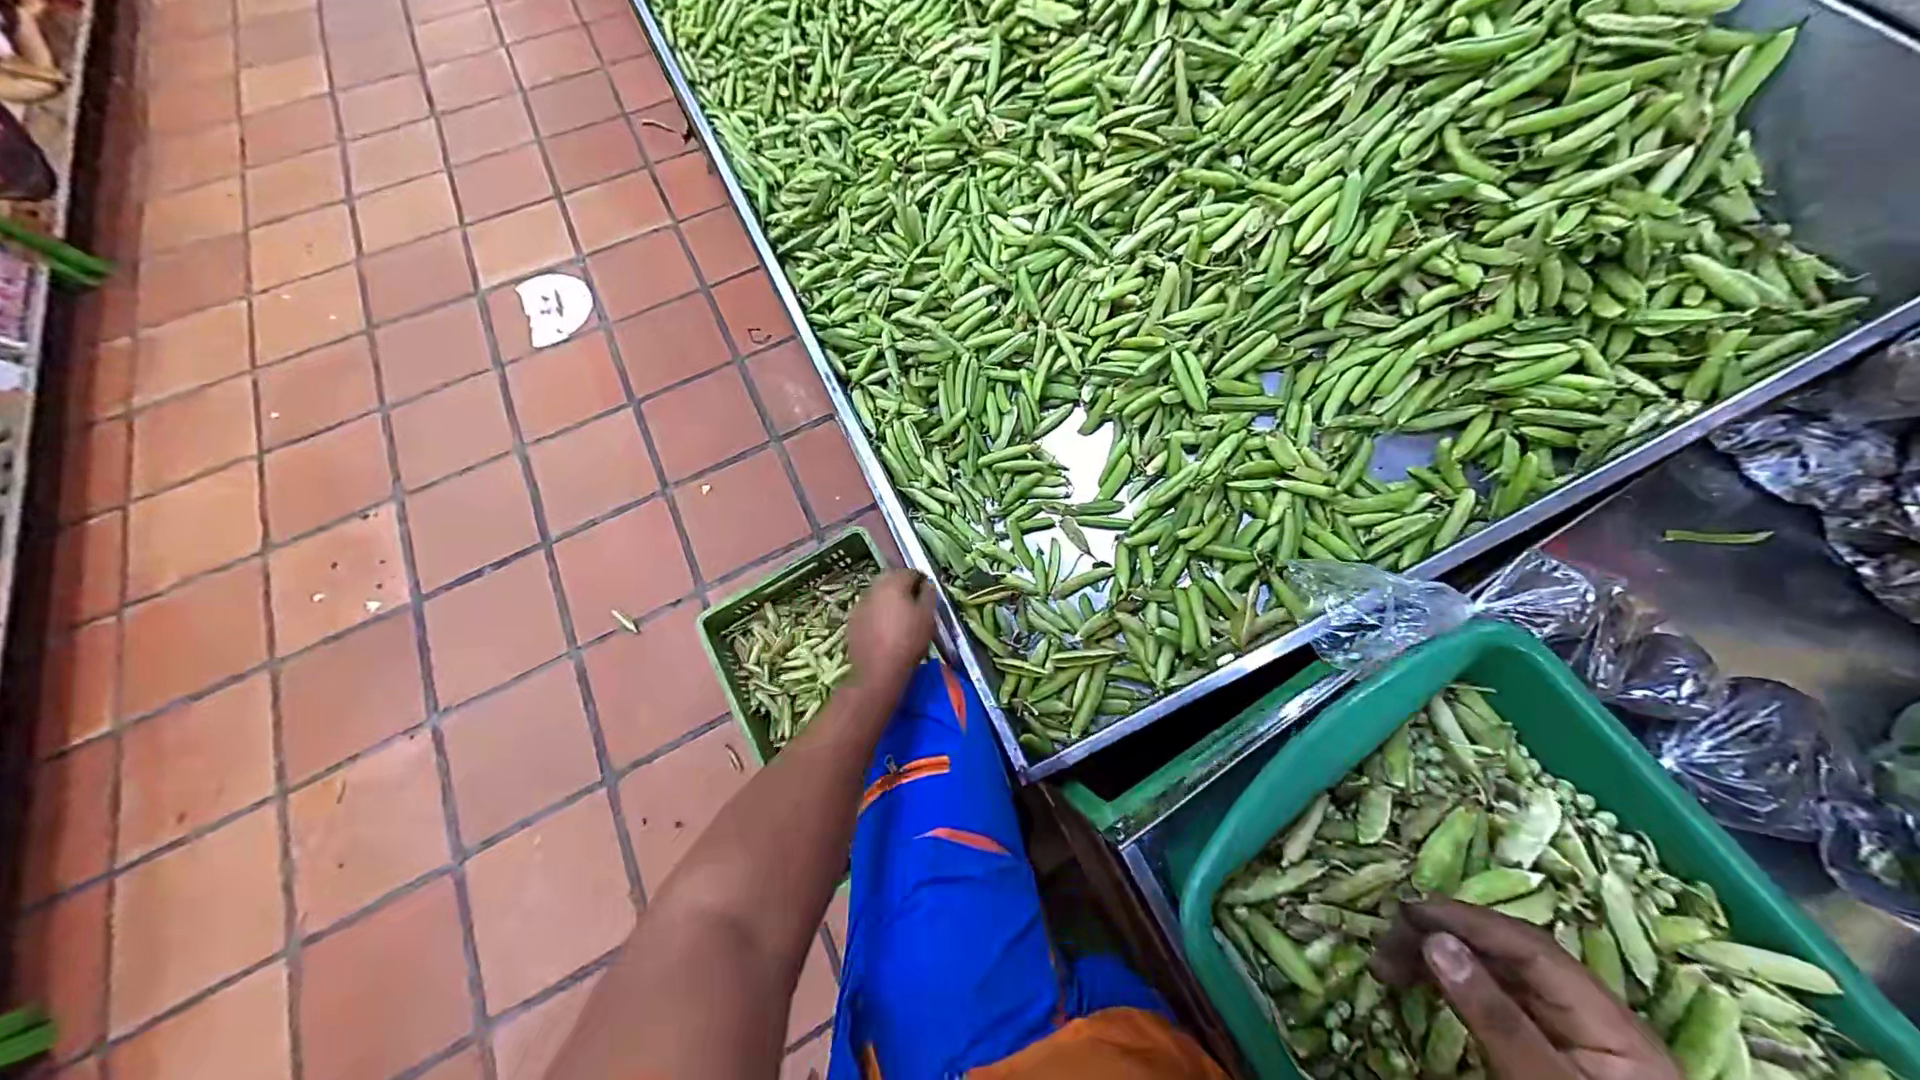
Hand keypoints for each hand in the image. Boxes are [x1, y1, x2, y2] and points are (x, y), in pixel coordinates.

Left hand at [845, 569, 933, 689]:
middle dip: (903, 588)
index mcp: (893, 583)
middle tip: (915, 605)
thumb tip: (927, 584)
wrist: (878, 671)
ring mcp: (859, 604)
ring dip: (888, 601)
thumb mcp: (927, 616)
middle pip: (891, 580)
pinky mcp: (852, 621)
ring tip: (900, 619)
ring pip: (878, 595)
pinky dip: (877, 614)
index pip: (910, 572)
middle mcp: (873, 588)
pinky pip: (868, 610)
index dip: (922, 581)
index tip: (928, 595)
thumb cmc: (908, 641)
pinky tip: (884, 630)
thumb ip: (929, 594)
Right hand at [1371, 899, 1681, 1079]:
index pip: (1530, 947)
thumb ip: (1495, 1016)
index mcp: (1610, 1022)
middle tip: (1387, 943)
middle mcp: (1592, 1015)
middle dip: (1445, 935)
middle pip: (1511, 952)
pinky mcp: (1548, 1046)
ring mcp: (1571, 1031)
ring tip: (1390, 965)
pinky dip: (1453, 980)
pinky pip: (1496, 994)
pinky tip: (1420, 980)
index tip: (1406, 910)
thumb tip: (1435, 940)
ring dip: (1441, 956)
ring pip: (1497, 969)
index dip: (1467, 919)